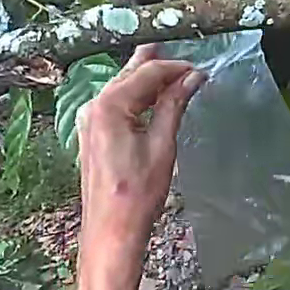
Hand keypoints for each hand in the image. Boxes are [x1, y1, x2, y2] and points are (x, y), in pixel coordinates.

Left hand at [77, 44, 206, 256]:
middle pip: (129, 74)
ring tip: (175, 76)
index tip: (199, 70)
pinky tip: (154, 101)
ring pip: (122, 88)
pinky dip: (137, 98)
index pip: (146, 73)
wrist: (112, 230)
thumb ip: (174, 105)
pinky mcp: (92, 135)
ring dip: (148, 81)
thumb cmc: (138, 193)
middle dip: (158, 66)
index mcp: (108, 106)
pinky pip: (116, 105)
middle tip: (185, 60)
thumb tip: (192, 78)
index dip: (175, 67)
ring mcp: (89, 121)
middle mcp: (93, 107)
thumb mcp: (162, 145)